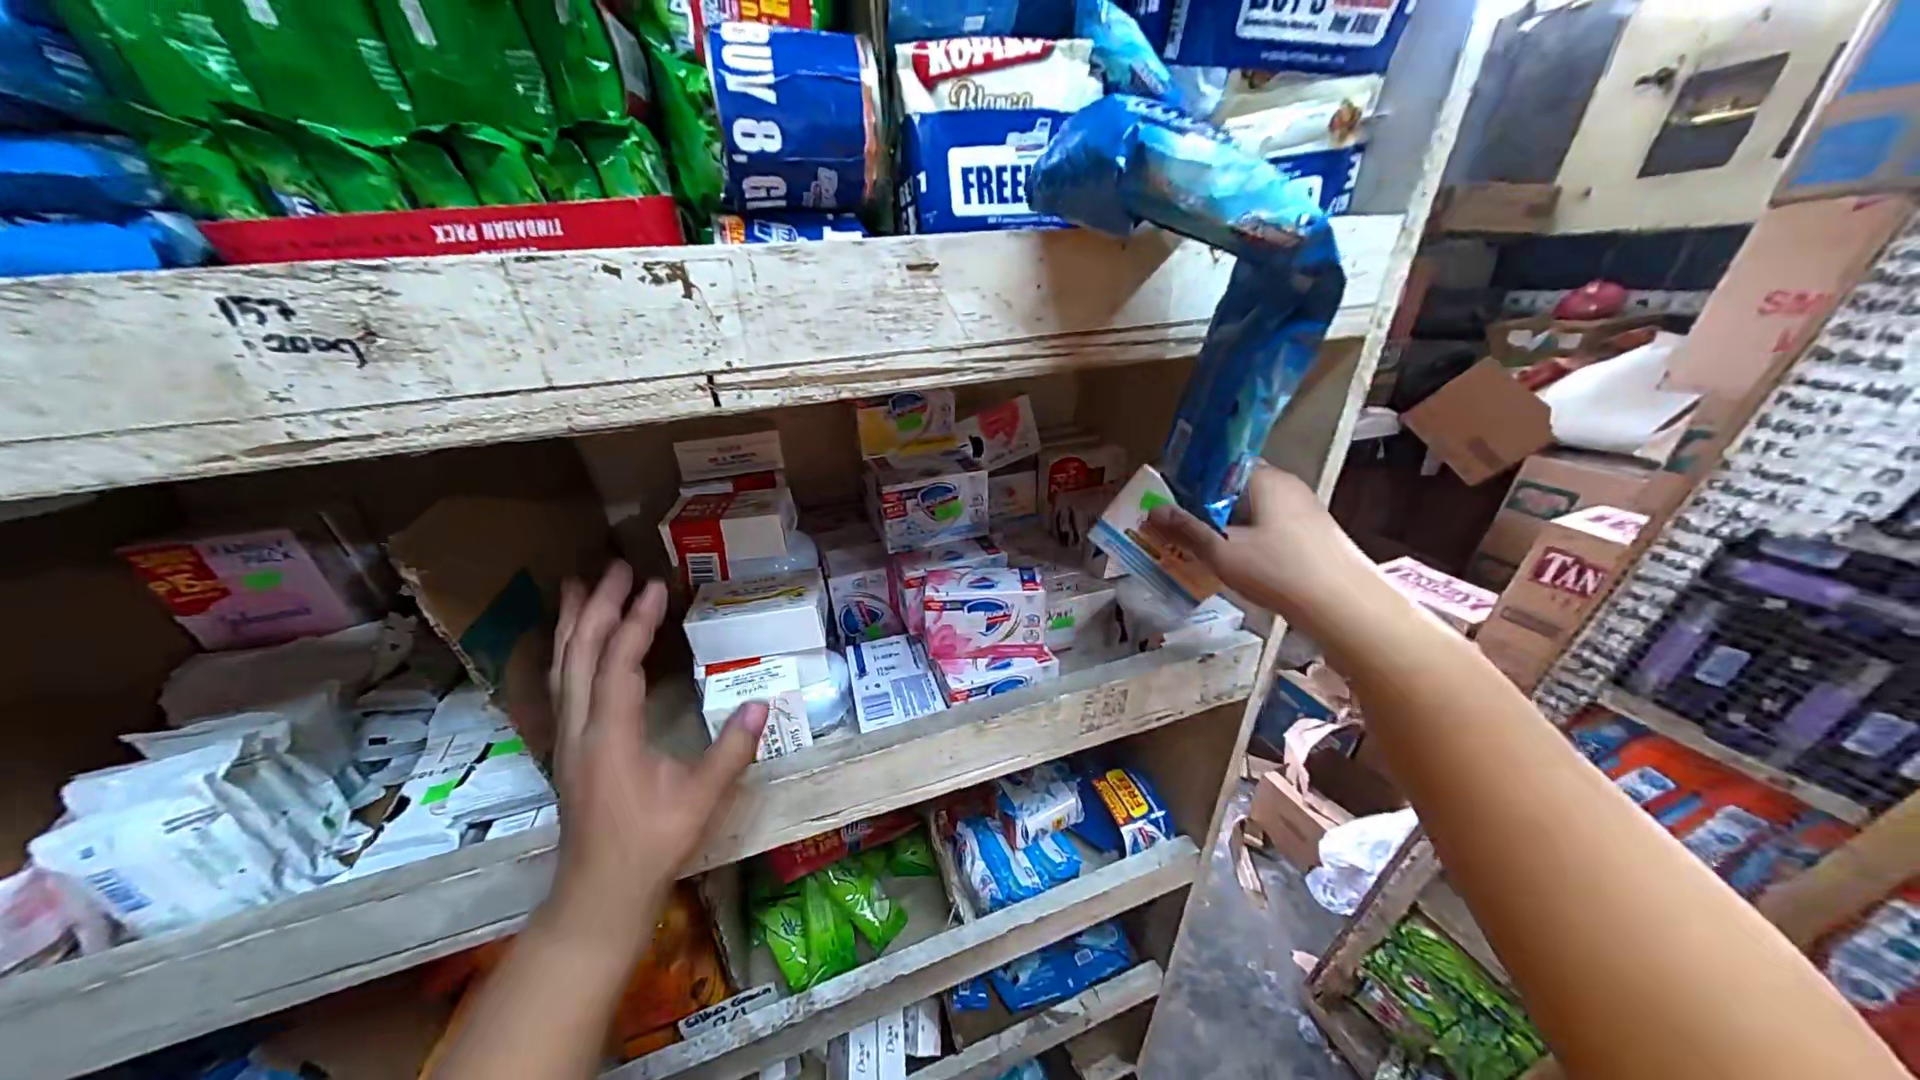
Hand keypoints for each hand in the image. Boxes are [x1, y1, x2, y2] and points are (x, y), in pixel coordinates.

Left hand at [541, 561, 766, 949]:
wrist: (598, 894)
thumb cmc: (651, 846)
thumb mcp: (699, 801)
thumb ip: (730, 752)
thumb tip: (762, 704)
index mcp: (611, 737)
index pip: (619, 665)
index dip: (637, 622)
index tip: (658, 586)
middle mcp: (580, 729)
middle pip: (580, 655)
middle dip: (598, 607)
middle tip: (616, 567)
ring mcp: (568, 737)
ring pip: (562, 668)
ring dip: (573, 623)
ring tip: (581, 585)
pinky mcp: (568, 746)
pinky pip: (562, 684)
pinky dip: (567, 651)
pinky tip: (575, 640)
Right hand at [1145, 463, 1370, 620]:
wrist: (1346, 606)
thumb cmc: (1279, 571)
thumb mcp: (1223, 552)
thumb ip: (1187, 530)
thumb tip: (1154, 510)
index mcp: (1264, 478)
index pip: (1219, 464)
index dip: (1190, 480)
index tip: (1168, 500)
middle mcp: (1286, 485)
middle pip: (1234, 487)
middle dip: (1205, 505)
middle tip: (1178, 527)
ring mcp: (1303, 508)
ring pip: (1252, 508)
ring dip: (1226, 523)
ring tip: (1200, 546)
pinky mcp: (1312, 532)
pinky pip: (1269, 525)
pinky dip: (1247, 536)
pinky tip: (1235, 560)